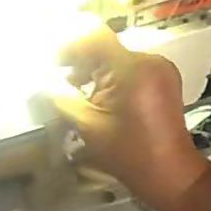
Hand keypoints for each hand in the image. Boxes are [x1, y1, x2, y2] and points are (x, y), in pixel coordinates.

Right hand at [50, 30, 210, 210]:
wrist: (170, 173)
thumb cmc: (128, 153)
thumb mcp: (88, 126)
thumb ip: (62, 98)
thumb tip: (40, 82)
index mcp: (132, 68)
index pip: (94, 37)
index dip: (68, 45)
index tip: (51, 62)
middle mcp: (149, 60)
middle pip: (105, 47)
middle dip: (79, 61)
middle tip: (58, 81)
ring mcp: (160, 68)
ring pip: (117, 57)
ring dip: (94, 70)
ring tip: (76, 91)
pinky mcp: (163, 78)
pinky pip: (130, 67)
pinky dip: (112, 76)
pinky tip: (99, 96)